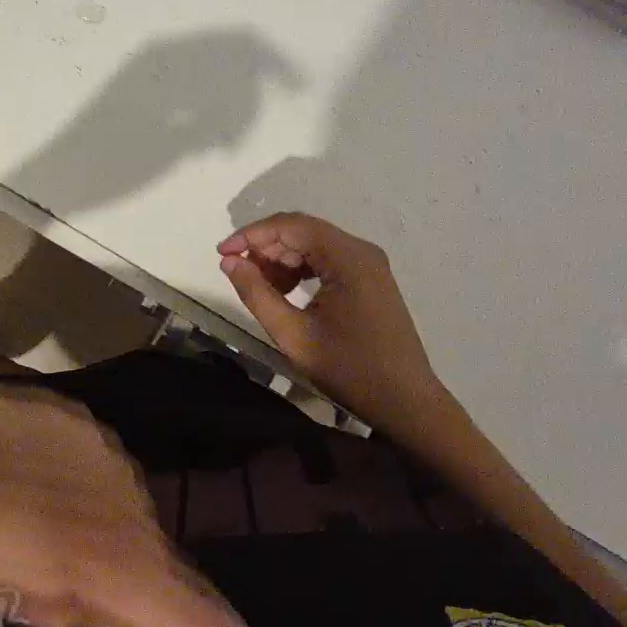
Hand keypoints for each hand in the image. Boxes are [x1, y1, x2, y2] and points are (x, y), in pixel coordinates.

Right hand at [217, 212, 447, 421]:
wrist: (405, 400)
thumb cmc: (349, 369)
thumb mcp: (293, 335)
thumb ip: (257, 294)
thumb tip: (230, 262)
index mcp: (348, 258)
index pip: (291, 226)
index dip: (251, 234)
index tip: (222, 254)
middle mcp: (361, 251)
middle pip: (303, 231)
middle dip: (265, 246)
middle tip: (236, 271)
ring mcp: (368, 265)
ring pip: (313, 245)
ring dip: (281, 259)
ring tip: (258, 286)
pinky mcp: (369, 279)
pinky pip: (327, 260)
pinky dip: (300, 269)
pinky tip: (284, 292)